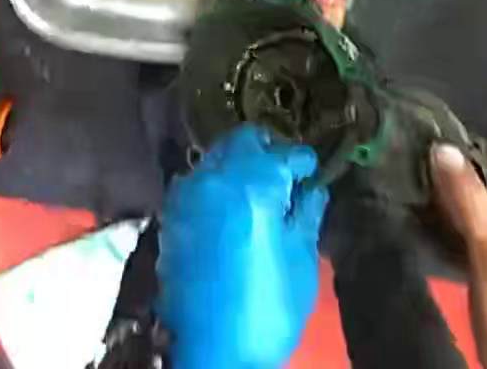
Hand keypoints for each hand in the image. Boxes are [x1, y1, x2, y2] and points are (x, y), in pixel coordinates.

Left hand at [157, 126, 329, 368]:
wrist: (211, 353)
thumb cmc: (267, 308)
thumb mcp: (301, 263)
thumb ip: (307, 214)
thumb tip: (313, 187)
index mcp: (254, 182)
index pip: (284, 153)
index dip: (303, 159)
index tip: (312, 169)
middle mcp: (217, 173)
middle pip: (244, 140)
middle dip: (267, 148)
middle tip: (284, 171)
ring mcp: (190, 188)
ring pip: (219, 154)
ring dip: (240, 161)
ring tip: (259, 188)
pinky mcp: (173, 207)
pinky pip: (200, 177)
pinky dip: (218, 180)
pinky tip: (232, 204)